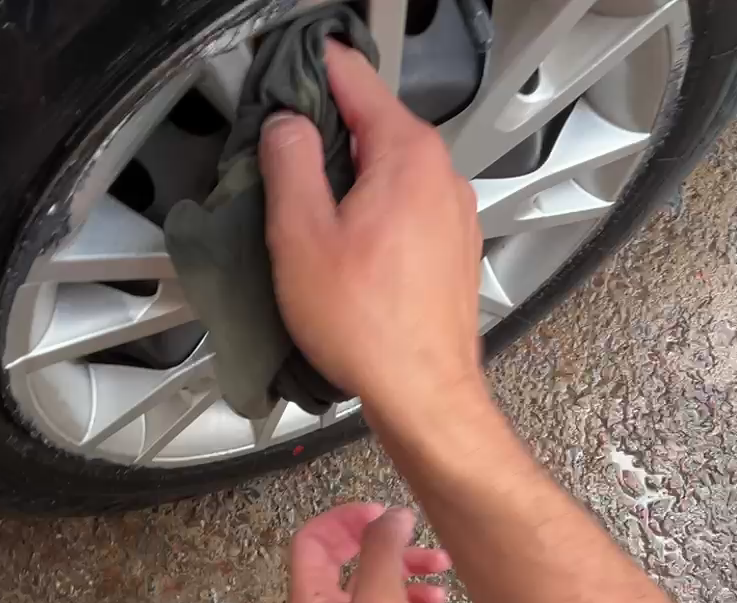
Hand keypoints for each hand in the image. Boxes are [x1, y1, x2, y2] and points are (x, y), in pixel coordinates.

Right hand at [259, 42, 486, 430]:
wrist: (423, 394)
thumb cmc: (371, 330)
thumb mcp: (300, 236)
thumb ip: (289, 162)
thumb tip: (286, 126)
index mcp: (407, 156)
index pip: (352, 76)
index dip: (308, 75)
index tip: (283, 86)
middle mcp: (442, 178)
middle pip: (373, 127)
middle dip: (327, 142)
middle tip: (288, 179)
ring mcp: (454, 216)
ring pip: (391, 175)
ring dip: (352, 188)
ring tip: (321, 233)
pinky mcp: (453, 252)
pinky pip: (408, 214)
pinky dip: (378, 221)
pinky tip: (355, 261)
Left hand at [288, 502, 450, 602]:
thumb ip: (382, 552)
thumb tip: (393, 514)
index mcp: (312, 602)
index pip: (312, 540)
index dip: (343, 518)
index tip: (381, 512)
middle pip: (345, 558)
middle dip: (380, 540)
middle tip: (410, 529)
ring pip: (374, 583)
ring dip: (404, 566)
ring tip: (441, 563)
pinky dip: (413, 597)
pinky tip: (441, 600)